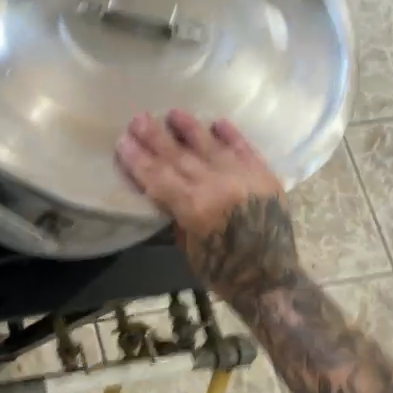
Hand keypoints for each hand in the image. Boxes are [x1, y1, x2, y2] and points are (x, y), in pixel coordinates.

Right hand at [115, 111, 299, 308]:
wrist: (270, 279)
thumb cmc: (220, 271)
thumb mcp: (188, 246)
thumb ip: (177, 213)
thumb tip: (164, 191)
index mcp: (194, 208)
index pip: (158, 177)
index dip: (138, 159)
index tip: (122, 142)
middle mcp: (218, 187)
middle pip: (179, 157)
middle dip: (156, 138)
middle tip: (139, 119)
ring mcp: (244, 178)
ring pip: (210, 147)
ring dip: (190, 129)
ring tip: (174, 113)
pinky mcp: (265, 177)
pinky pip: (245, 150)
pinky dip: (231, 136)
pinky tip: (218, 122)